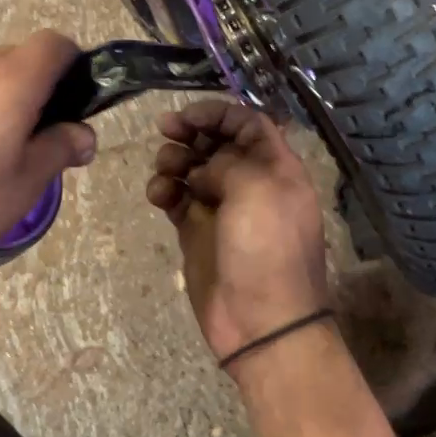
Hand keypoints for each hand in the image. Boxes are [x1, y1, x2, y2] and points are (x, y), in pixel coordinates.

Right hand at [145, 100, 328, 371]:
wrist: (261, 323)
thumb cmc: (267, 250)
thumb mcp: (257, 190)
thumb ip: (227, 162)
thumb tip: (203, 170)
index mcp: (276, 168)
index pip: (248, 123)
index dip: (219, 113)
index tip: (188, 115)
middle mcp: (249, 183)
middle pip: (216, 141)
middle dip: (190, 131)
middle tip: (165, 129)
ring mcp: (221, 207)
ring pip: (191, 167)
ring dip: (174, 159)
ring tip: (166, 170)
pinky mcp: (196, 231)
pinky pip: (175, 197)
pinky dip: (164, 189)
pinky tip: (159, 195)